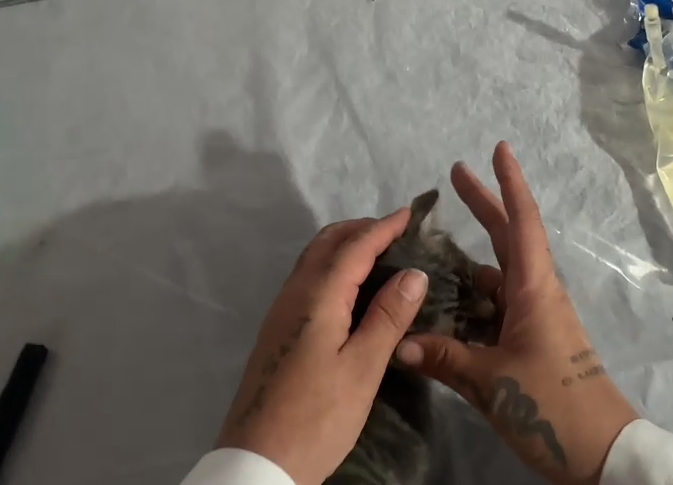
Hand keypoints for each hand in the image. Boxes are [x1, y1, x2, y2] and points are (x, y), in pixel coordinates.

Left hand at [217, 208, 430, 484]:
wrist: (258, 463)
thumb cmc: (317, 415)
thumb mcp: (362, 369)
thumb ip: (388, 317)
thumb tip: (414, 273)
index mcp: (317, 295)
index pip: (355, 246)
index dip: (383, 228)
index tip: (410, 213)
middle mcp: (295, 292)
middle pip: (329, 242)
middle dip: (362, 229)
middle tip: (396, 232)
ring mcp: (282, 310)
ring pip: (315, 258)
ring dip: (345, 246)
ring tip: (379, 254)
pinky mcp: (278, 330)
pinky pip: (309, 277)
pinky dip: (333, 266)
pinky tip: (351, 288)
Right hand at [395, 143, 638, 484]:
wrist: (604, 456)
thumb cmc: (552, 406)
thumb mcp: (492, 383)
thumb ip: (445, 358)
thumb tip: (399, 343)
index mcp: (534, 289)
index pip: (521, 222)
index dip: (508, 183)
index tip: (498, 148)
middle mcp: (537, 294)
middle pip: (509, 236)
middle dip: (483, 204)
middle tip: (454, 174)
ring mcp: (538, 318)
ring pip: (499, 276)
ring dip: (471, 260)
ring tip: (432, 254)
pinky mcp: (535, 343)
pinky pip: (498, 308)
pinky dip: (473, 300)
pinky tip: (446, 310)